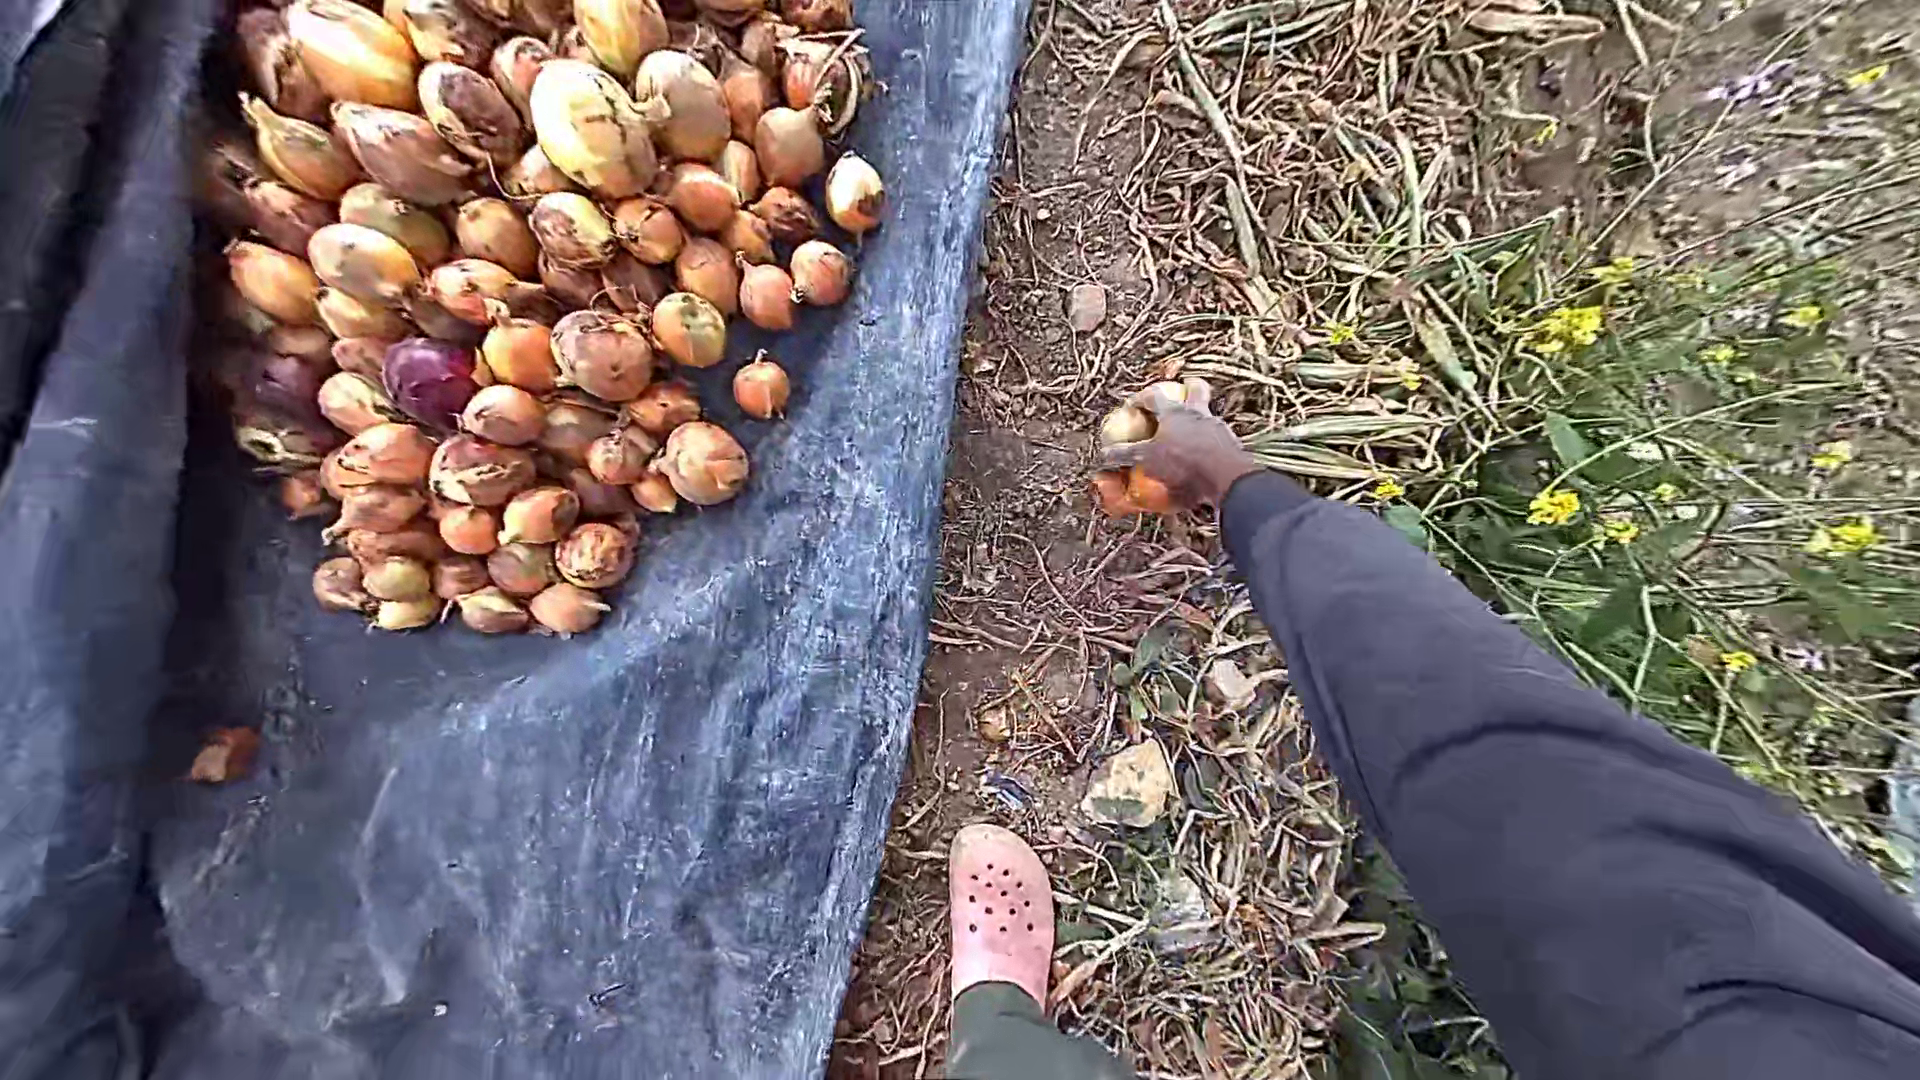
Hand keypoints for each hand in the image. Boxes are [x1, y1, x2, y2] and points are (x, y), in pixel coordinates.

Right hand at [1098, 378, 1258, 509]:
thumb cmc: (1182, 463)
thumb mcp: (1146, 459)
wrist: (1224, 478)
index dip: (1140, 398)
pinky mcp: (1230, 444)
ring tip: (1192, 424)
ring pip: (1209, 411)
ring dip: (1200, 414)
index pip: (1154, 396)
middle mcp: (1197, 414)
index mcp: (1173, 413)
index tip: (1132, 404)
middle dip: (1188, 386)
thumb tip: (1103, 453)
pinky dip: (1210, 439)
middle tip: (1184, 387)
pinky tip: (1205, 451)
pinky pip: (1218, 435)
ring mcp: (1217, 427)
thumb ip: (1125, 454)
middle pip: (1195, 390)